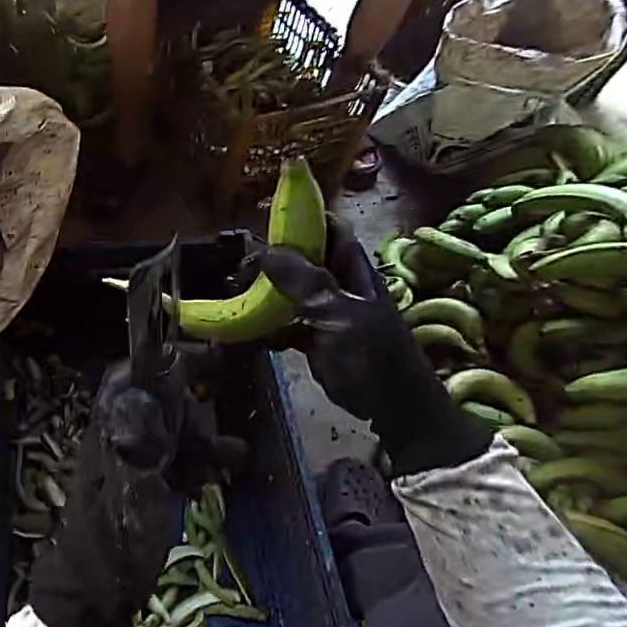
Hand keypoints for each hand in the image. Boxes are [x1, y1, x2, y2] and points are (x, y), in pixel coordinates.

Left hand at [30, 361, 241, 626]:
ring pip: (173, 428)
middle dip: (195, 412)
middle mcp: (118, 434)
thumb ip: (140, 441)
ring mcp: (130, 457)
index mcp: (111, 429)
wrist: (94, 597)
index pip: (135, 373)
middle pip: (162, 398)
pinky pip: (174, 455)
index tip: (211, 361)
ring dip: (202, 441)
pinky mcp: (141, 479)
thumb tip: (148, 389)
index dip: (171, 360)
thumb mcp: (132, 493)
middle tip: (218, 442)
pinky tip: (206, 482)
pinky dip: (195, 462)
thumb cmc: (112, 546)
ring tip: (227, 463)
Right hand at [260, 217, 489, 475]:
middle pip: (301, 259)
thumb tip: (267, 251)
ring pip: (289, 292)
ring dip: (264, 293)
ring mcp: (325, 311)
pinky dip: (267, 326)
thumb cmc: (372, 354)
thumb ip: (306, 282)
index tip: (265, 220)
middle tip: (239, 269)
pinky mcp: (314, 338)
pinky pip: (285, 324)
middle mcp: (337, 283)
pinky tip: (247, 332)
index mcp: (351, 268)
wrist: (391, 406)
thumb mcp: (339, 313)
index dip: (301, 220)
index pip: (327, 228)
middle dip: (270, 260)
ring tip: (235, 295)